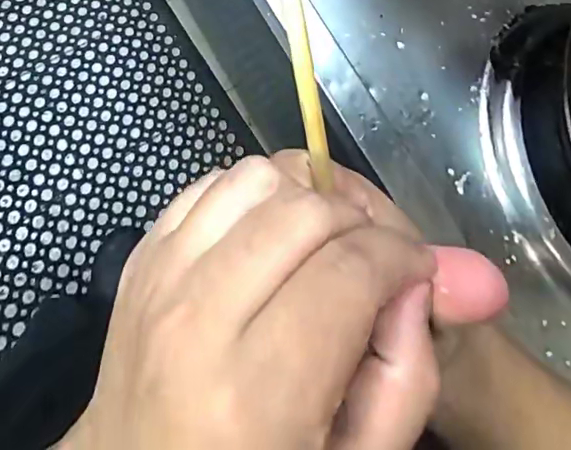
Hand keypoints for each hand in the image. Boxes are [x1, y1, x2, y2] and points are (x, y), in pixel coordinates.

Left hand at [61, 154, 507, 449]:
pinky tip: (266, 232)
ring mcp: (159, 275)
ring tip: (320, 240)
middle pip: (301, 210)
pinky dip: (250, 193)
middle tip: (372, 254)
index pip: (349, 271)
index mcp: (256, 393)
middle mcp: (197, 317)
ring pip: (252, 177)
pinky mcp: (140, 251)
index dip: (402, 254)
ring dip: (301, 195)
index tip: (419, 267)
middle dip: (357, 219)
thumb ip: (406, 373)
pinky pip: (208, 183)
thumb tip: (430, 274)